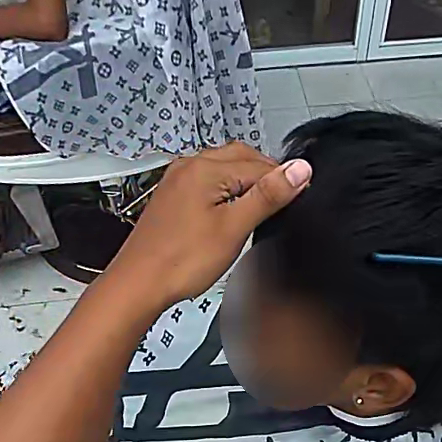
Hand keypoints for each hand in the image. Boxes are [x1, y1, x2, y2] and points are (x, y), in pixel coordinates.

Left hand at [105, 143, 310, 311]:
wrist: (140, 283)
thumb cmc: (179, 260)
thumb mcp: (235, 228)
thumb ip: (269, 196)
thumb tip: (298, 170)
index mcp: (205, 169)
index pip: (261, 165)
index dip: (285, 182)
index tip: (301, 198)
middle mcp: (189, 167)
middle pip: (243, 157)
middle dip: (267, 175)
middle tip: (285, 202)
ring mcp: (179, 180)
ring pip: (226, 168)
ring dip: (248, 182)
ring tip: (262, 211)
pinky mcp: (175, 196)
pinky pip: (210, 181)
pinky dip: (229, 190)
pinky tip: (234, 214)